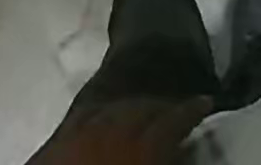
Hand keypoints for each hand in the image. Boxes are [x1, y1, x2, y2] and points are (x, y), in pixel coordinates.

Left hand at [28, 97, 212, 164]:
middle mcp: (113, 131)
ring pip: (115, 106)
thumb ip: (163, 162)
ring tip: (145, 107)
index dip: (192, 110)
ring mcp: (80, 133)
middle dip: (163, 105)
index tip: (207, 101)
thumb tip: (186, 151)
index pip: (173, 121)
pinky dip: (100, 110)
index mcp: (140, 150)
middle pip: (144, 106)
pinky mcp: (53, 144)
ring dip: (134, 104)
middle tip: (177, 108)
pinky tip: (104, 112)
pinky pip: (83, 115)